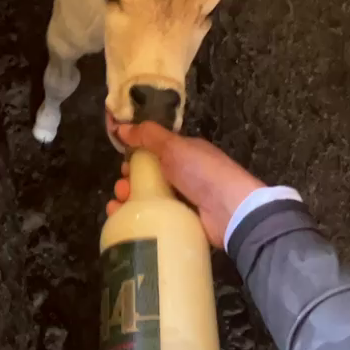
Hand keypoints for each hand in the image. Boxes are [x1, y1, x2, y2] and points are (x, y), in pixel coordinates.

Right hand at [106, 122, 264, 247]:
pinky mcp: (183, 222)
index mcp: (185, 154)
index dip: (136, 157)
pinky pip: (156, 219)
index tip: (122, 165)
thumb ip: (147, 135)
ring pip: (150, 199)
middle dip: (130, 181)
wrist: (230, 210)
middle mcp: (185, 176)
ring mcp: (185, 201)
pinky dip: (140, 220)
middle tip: (121, 188)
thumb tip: (120, 126)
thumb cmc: (201, 172)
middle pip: (150, 177)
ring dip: (130, 201)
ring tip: (118, 205)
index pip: (155, 153)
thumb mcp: (173, 146)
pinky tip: (125, 222)